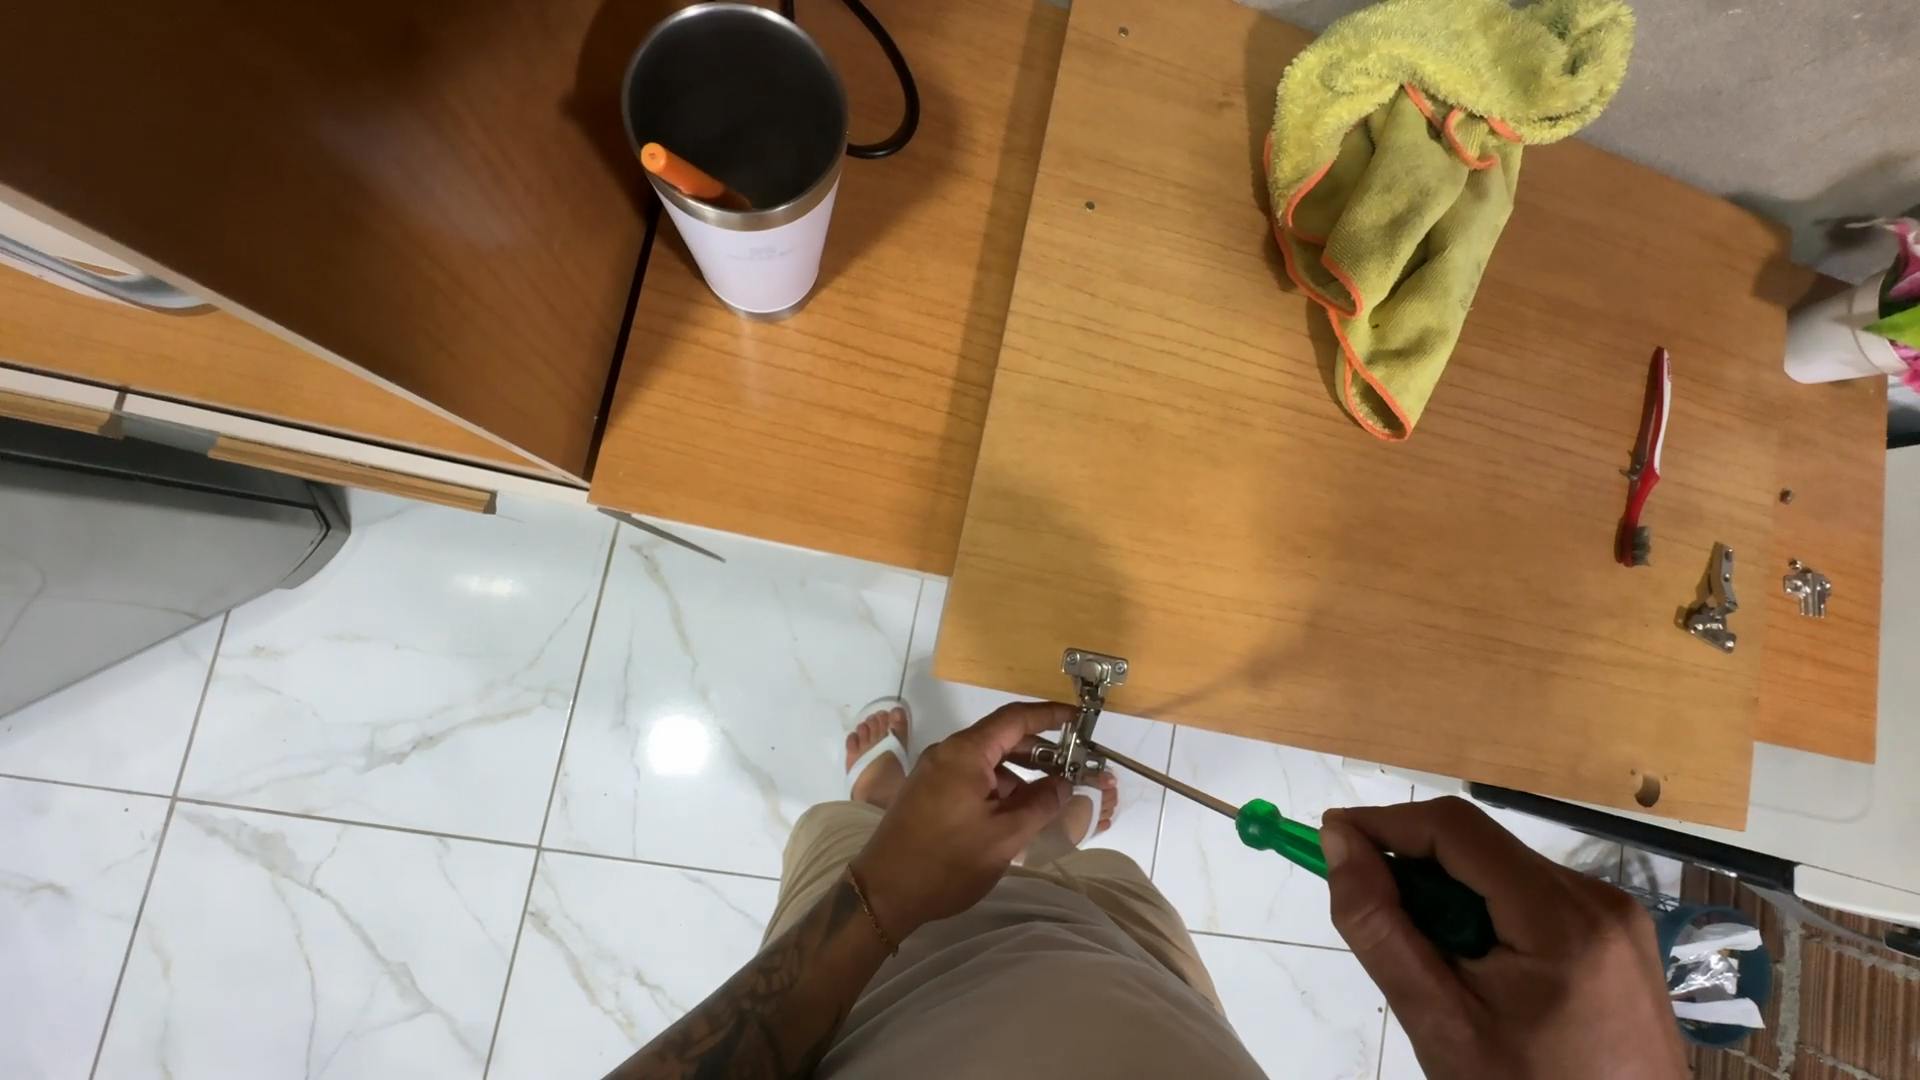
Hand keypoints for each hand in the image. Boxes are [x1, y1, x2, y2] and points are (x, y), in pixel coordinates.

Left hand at [848, 702, 1072, 939]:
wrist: (882, 893)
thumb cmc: (946, 863)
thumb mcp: (1003, 837)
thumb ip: (1039, 805)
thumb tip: (1065, 783)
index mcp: (965, 752)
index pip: (1015, 718)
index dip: (1050, 715)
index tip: (1078, 718)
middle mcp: (947, 752)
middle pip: (1001, 738)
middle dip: (1039, 751)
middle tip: (1073, 767)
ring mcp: (934, 771)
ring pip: (986, 761)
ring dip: (1018, 774)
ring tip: (1049, 797)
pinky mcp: (928, 791)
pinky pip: (970, 777)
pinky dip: (996, 787)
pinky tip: (1015, 812)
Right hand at [1320, 797, 1685, 1079]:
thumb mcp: (1436, 1020)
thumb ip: (1377, 923)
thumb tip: (1336, 837)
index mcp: (1564, 919)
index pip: (1453, 827)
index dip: (1383, 823)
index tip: (1332, 841)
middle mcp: (1596, 899)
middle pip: (1474, 841)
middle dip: (1411, 862)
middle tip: (1373, 910)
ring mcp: (1611, 915)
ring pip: (1492, 861)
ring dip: (1440, 886)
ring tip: (1425, 950)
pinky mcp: (1610, 931)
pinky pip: (1519, 887)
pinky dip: (1474, 904)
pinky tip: (1468, 957)